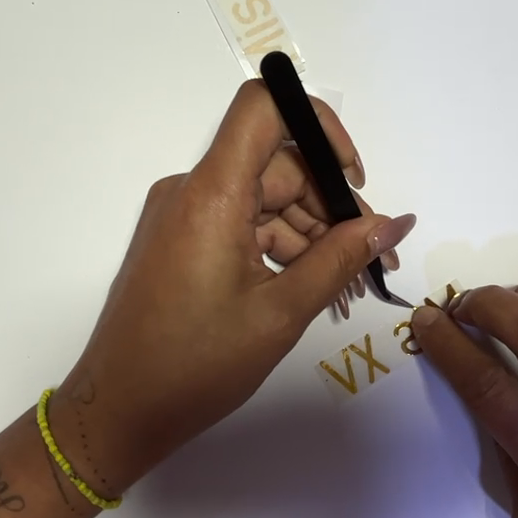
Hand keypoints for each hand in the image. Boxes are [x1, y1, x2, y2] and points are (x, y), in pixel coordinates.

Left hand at [48, 81, 415, 497]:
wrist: (119, 410)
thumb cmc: (196, 365)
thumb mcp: (281, 313)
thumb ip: (342, 259)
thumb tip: (397, 223)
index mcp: (211, 193)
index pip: (264, 108)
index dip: (318, 125)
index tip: (353, 177)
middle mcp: (192, 190)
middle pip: (276, 165)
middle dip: (330, 206)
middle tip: (373, 258)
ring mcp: (182, 216)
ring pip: (264, 201)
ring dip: (310, 235)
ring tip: (346, 286)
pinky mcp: (180, 241)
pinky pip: (241, 226)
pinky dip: (278, 249)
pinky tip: (309, 287)